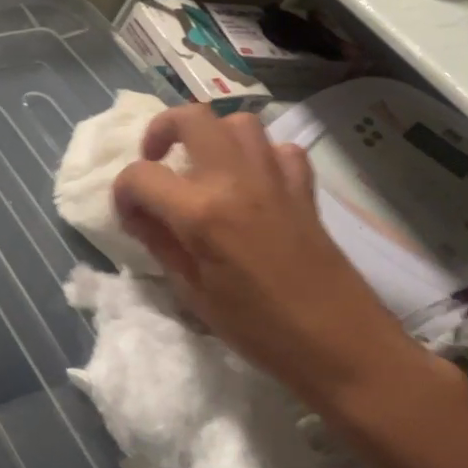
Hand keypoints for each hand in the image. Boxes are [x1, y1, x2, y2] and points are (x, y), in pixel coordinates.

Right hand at [113, 104, 451, 409]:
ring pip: (238, 122)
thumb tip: (138, 215)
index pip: (140, 176)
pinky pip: (280, 150)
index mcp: (200, 212)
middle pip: (191, 119)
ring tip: (203, 165)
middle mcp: (235, 181)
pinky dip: (261, 155)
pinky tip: (252, 181)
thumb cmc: (260, 330)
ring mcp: (274, 180)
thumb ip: (160, 243)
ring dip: (212, 135)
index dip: (123, 192)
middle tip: (156, 160)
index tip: (128, 214)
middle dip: (161, 130)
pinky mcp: (304, 191)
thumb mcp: (193, 294)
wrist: (344, 349)